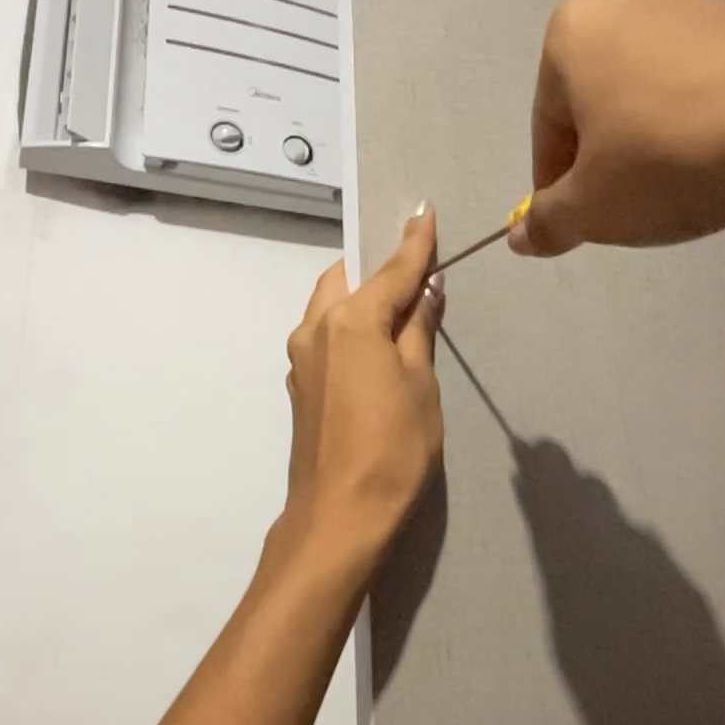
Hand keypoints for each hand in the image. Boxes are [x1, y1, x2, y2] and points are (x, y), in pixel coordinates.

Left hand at [278, 205, 444, 573]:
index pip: (390, 270)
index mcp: (349, 320)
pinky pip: (325, 336)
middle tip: (411, 274)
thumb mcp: (420, 382)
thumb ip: (418, 329)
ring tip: (397, 310)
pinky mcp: (299, 384)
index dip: (413, 242)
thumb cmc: (393, 446)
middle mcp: (314, 328)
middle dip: (375, 269)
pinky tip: (375, 345)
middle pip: (345, 280)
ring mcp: (300, 357)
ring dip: (359, 299)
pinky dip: (349, 327)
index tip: (423, 210)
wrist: (338, 514)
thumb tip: (425, 290)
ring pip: (329, 307)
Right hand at [510, 0, 724, 254]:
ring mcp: (701, 8)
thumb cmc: (681, 152)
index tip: (588, 226)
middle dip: (612, 166)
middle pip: (599, 112)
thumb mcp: (595, 208)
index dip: (560, 191)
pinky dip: (709, 133)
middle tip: (639, 211)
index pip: (546, 133)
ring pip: (655, 103)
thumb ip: (549, 223)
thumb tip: (520, 237)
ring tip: (694, 192)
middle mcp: (630, 4)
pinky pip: (710, 92)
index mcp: (572, 35)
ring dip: (660, 152)